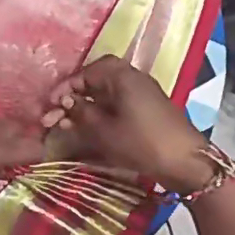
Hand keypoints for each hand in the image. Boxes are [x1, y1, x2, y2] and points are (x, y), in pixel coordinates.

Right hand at [41, 55, 211, 190]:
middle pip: (97, 79)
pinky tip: (90, 127)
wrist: (184, 162)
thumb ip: (81, 112)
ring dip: (86, 105)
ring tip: (68, 123)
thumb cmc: (141, 142)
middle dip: (74, 95)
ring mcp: (142, 94)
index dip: (66, 87)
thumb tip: (66, 102)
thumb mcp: (104, 130)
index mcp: (122, 76)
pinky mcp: (147, 109)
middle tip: (57, 112)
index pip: (87, 72)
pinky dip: (101, 112)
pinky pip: (118, 103)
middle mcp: (133, 79)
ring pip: (107, 92)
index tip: (50, 104)